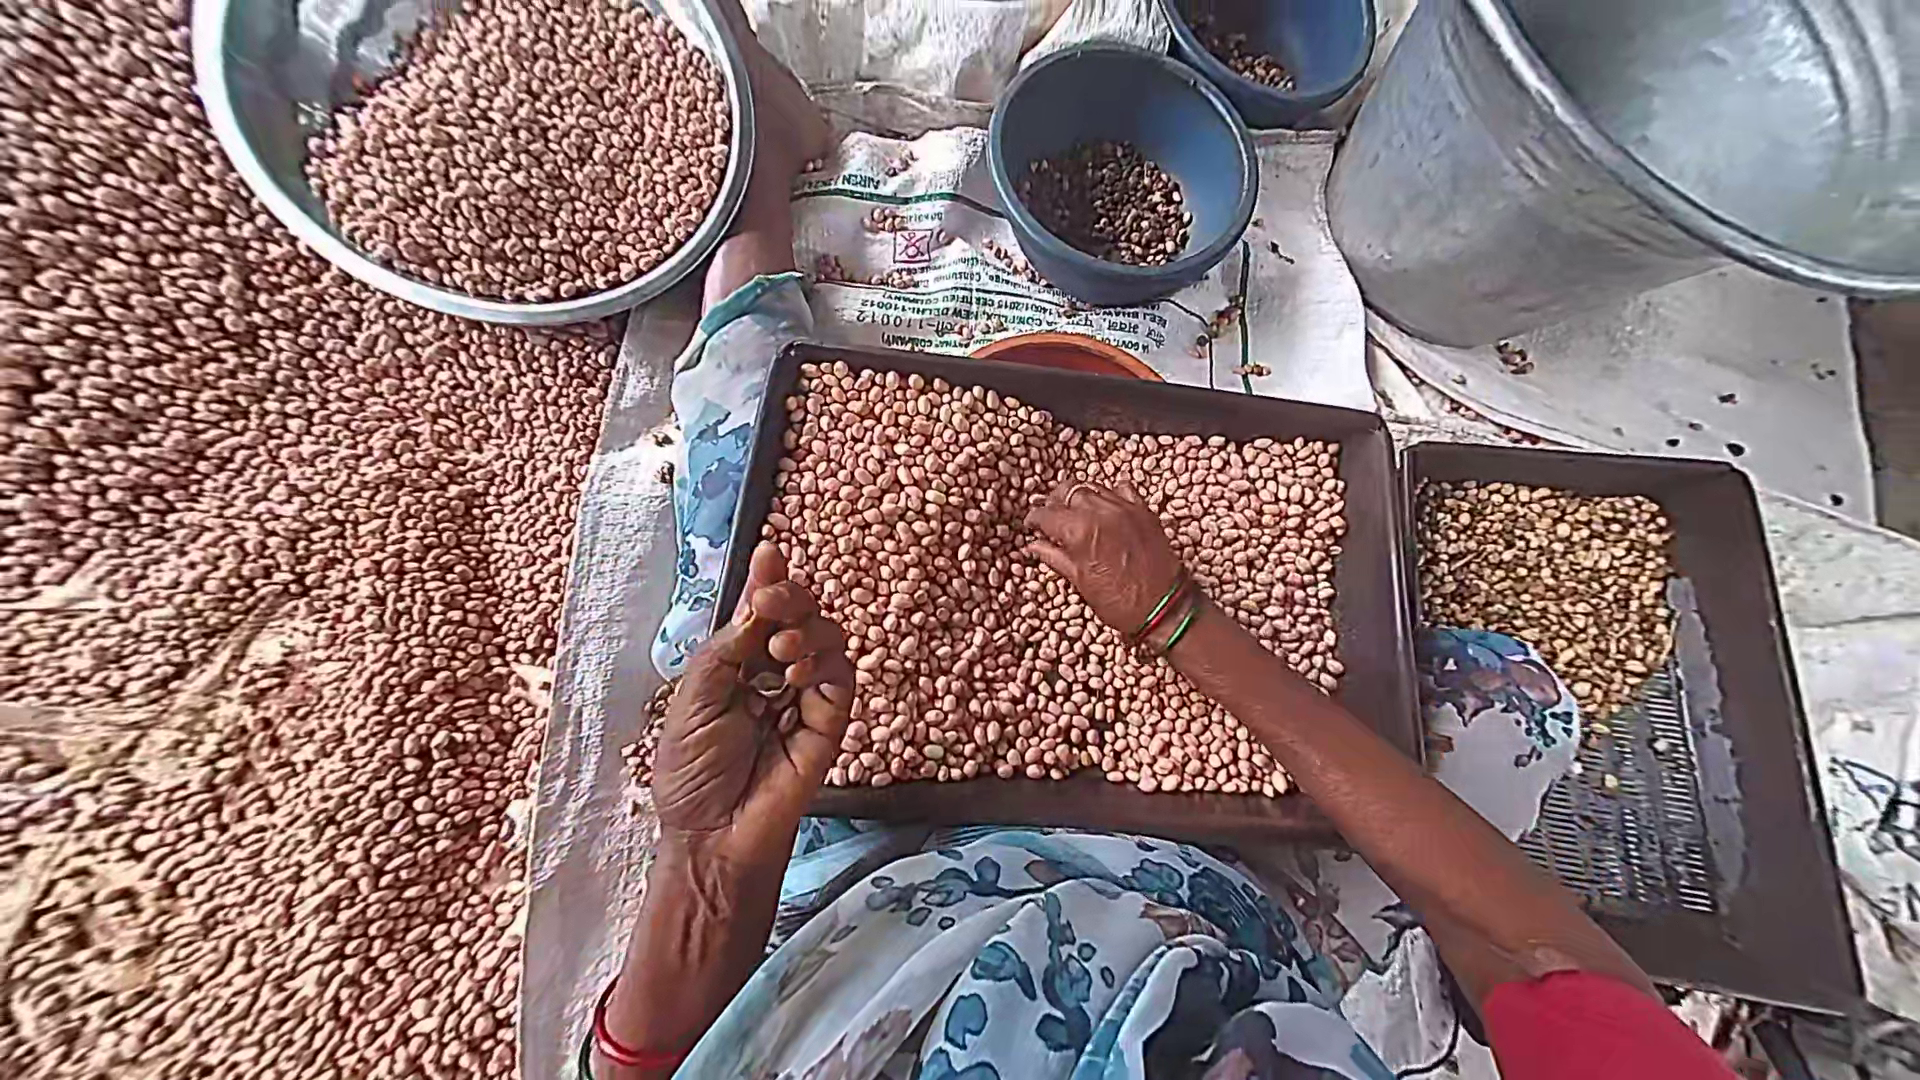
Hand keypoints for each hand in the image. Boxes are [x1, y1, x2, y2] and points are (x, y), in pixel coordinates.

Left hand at [652, 543, 852, 862]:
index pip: (760, 611)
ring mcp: (808, 691)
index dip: (767, 580)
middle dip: (788, 597)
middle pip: (798, 613)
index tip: (769, 552)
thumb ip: (729, 645)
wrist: (713, 833)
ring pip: (826, 634)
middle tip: (769, 602)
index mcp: (741, 662)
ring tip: (779, 649)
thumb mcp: (694, 698)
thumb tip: (759, 595)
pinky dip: (821, 662)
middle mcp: (776, 669)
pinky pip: (841, 673)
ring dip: (806, 628)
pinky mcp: (832, 715)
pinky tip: (795, 674)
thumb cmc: (693, 770)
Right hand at [1023, 479, 1186, 632]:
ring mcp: (1124, 509)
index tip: (1032, 525)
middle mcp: (1100, 513)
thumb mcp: (1080, 582)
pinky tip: (1104, 509)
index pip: (1046, 514)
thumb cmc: (1121, 603)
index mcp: (1079, 531)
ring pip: (1092, 487)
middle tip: (1050, 516)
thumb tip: (1034, 546)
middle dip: (1054, 502)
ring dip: (1079, 497)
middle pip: (1067, 491)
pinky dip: (1109, 495)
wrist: (1166, 607)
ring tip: (1074, 512)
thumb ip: (1055, 557)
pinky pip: (1121, 490)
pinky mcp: (1143, 511)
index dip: (1034, 519)